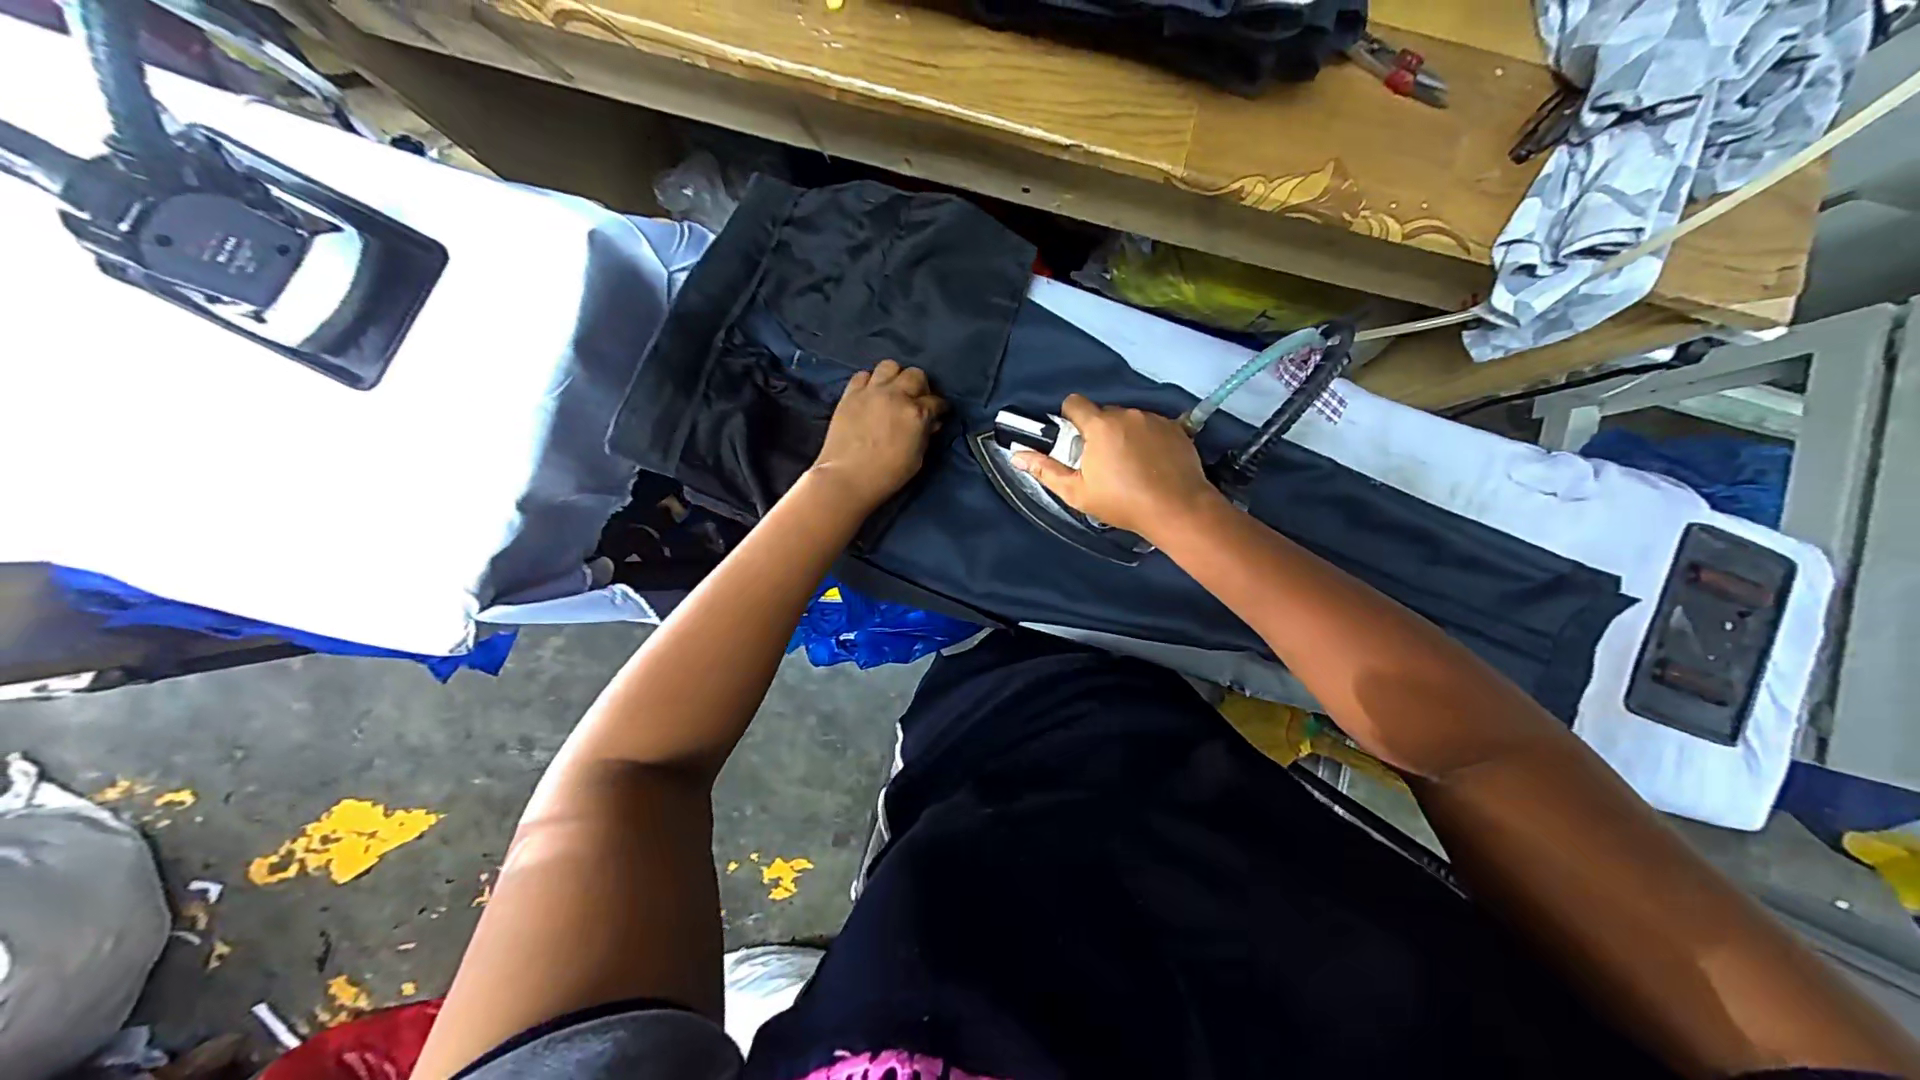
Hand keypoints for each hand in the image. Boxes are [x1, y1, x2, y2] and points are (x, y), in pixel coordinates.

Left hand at [808, 360, 947, 513]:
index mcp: (917, 413)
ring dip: (895, 377)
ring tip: (893, 392)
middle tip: (917, 400)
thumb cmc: (888, 474)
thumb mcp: (917, 458)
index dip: (940, 408)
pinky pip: (863, 375)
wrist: (848, 477)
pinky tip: (871, 395)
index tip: (939, 413)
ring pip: (890, 366)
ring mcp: (872, 392)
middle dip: (921, 386)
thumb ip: (925, 435)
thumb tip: (931, 423)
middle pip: (916, 375)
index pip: (937, 402)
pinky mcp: (850, 394)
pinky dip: (870, 382)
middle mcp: (896, 395)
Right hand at [1012, 394, 1220, 537]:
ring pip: (1129, 419)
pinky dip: (1147, 439)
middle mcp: (1127, 414)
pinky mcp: (1176, 428)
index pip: (1074, 402)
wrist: (1177, 509)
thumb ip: (1045, 470)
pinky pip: (1152, 426)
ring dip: (1124, 435)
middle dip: (1098, 431)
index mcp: (1100, 425)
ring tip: (1130, 465)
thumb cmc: (1123, 502)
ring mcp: (1154, 419)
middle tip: (1101, 462)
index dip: (1069, 417)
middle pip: (1103, 413)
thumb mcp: (1077, 492)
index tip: (1073, 439)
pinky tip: (1151, 464)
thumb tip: (1017, 455)